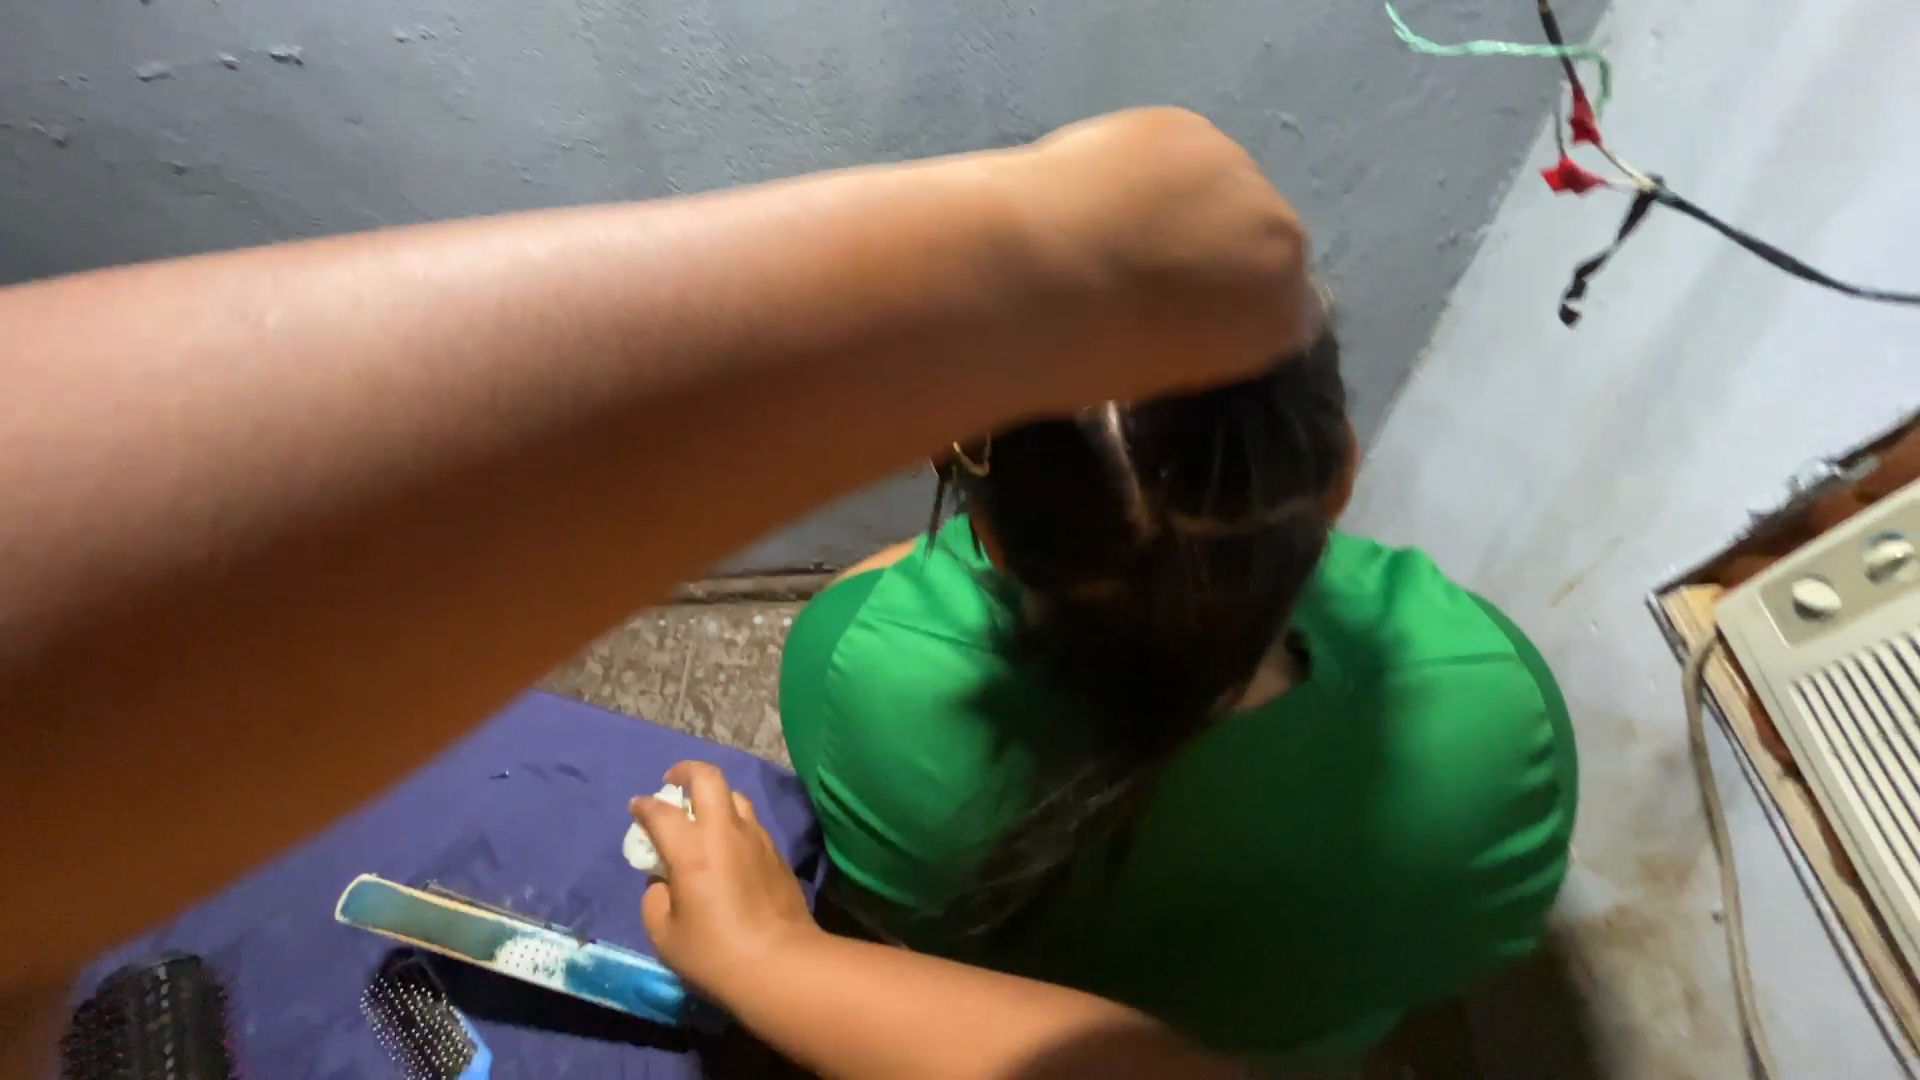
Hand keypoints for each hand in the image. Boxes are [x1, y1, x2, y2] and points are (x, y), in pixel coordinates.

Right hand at [629, 762, 820, 998]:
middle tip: (672, 782)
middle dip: (686, 771)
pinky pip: (750, 822)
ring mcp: (756, 837)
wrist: (778, 960)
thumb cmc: (713, 952)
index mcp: (692, 849)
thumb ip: (656, 896)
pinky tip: (726, 845)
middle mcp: (726, 831)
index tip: (637, 807)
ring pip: (734, 796)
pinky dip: (732, 821)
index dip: (644, 806)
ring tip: (701, 815)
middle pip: (708, 778)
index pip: (662, 812)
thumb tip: (664, 878)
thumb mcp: (664, 933)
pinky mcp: (775, 850)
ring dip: (714, 796)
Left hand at [1001, 107, 1317, 404]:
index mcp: (1277, 323)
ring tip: (1117, 228)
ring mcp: (1241, 172)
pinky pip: (1177, 152)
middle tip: (1147, 272)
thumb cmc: (1089, 358)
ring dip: (1183, 206)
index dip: (1229, 313)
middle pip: (1260, 242)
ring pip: (1221, 190)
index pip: (1280, 316)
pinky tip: (1101, 189)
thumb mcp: (1153, 375)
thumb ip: (1188, 345)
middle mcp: (1283, 241)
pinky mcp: (1187, 126)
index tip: (1186, 319)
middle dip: (1214, 254)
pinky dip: (1145, 170)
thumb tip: (1170, 326)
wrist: (1039, 282)